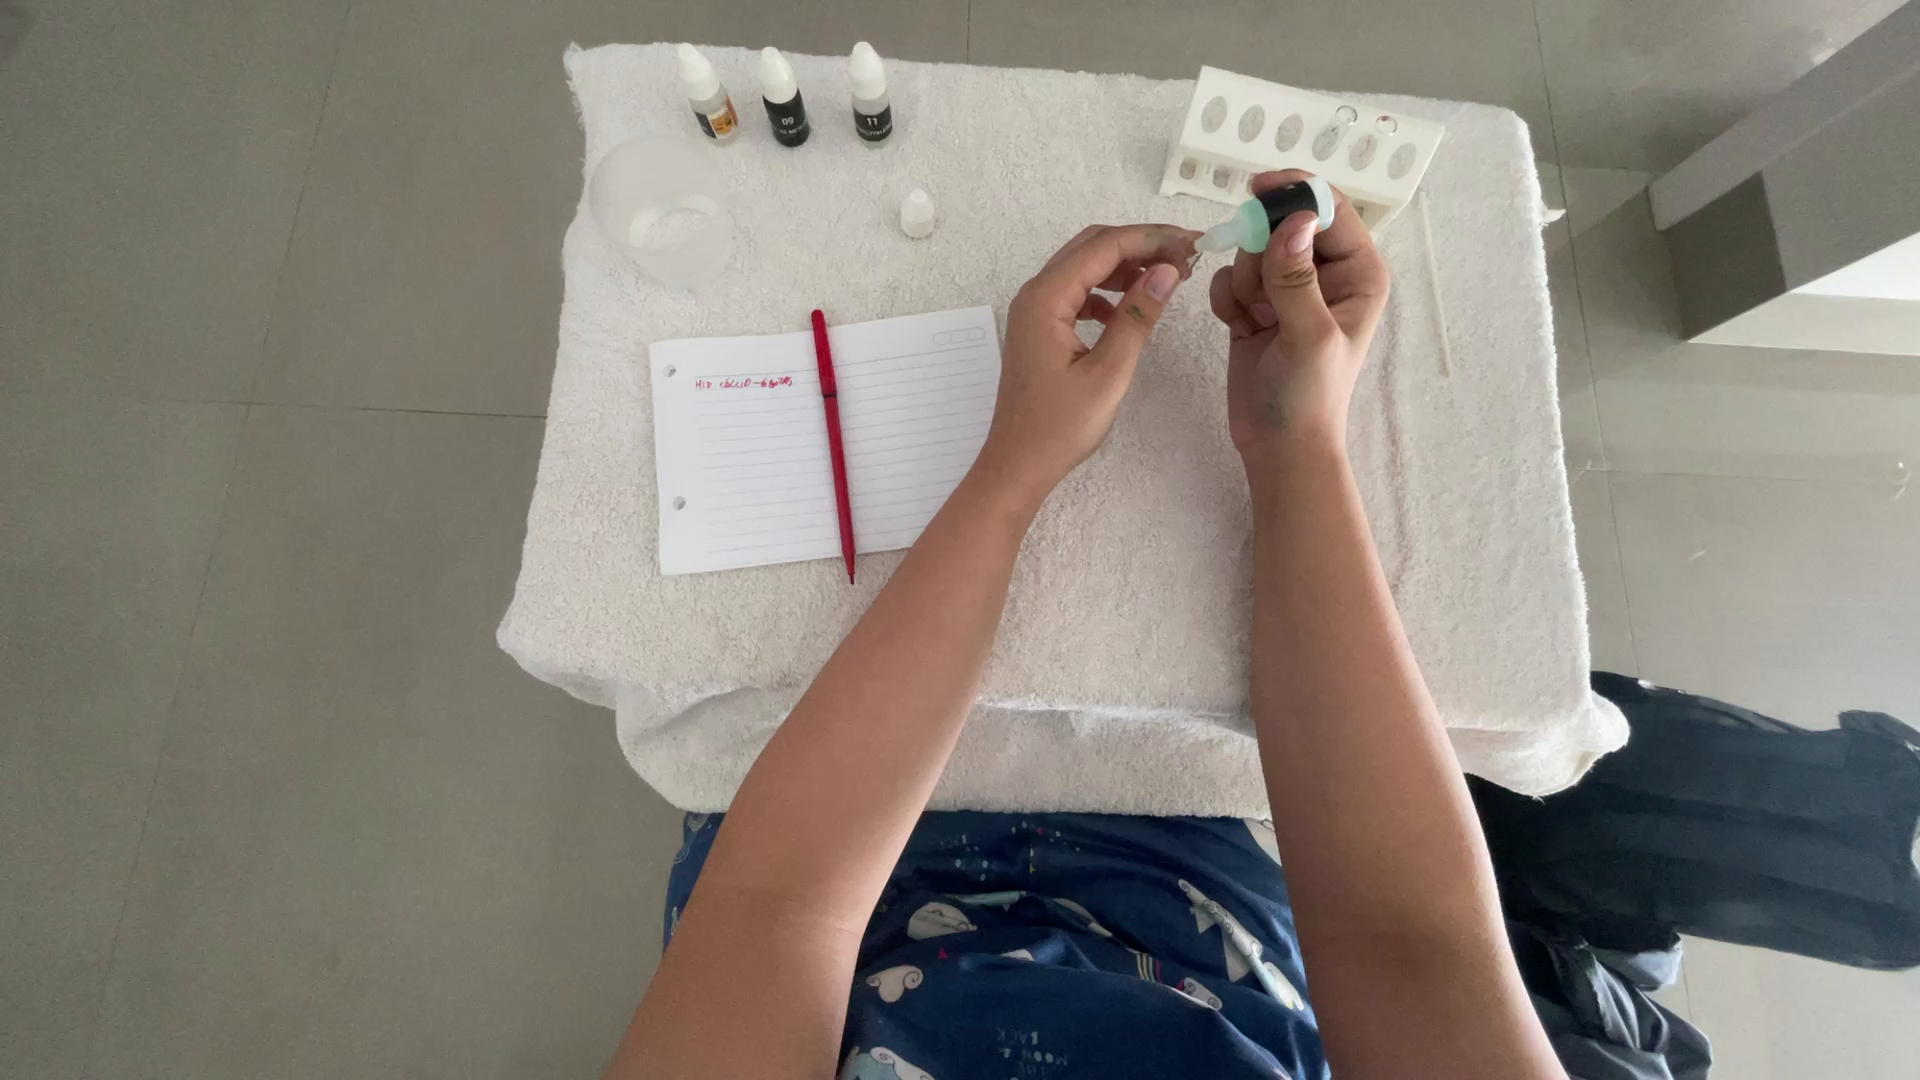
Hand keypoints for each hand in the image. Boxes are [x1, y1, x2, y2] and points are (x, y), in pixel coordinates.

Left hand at [974, 224, 1197, 504]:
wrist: (1018, 464)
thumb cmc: (1060, 428)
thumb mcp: (1108, 372)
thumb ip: (1137, 317)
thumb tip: (1168, 270)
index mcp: (1045, 300)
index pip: (1104, 247)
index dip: (1152, 238)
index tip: (1193, 242)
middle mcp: (1034, 296)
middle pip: (1091, 248)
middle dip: (1140, 245)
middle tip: (1186, 255)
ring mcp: (1033, 313)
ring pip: (1084, 269)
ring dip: (1124, 267)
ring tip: (1167, 278)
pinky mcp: (1039, 331)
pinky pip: (1075, 294)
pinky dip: (1106, 292)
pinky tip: (1127, 311)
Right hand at [1208, 171, 1390, 467]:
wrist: (1278, 444)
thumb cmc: (1309, 395)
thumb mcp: (1310, 335)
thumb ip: (1297, 278)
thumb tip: (1292, 220)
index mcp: (1356, 274)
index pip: (1329, 212)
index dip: (1296, 194)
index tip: (1258, 188)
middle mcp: (1324, 276)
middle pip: (1282, 227)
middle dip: (1261, 253)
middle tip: (1259, 293)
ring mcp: (1286, 292)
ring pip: (1252, 253)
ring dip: (1243, 280)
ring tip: (1252, 318)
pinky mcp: (1253, 310)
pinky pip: (1230, 280)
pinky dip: (1225, 298)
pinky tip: (1236, 324)